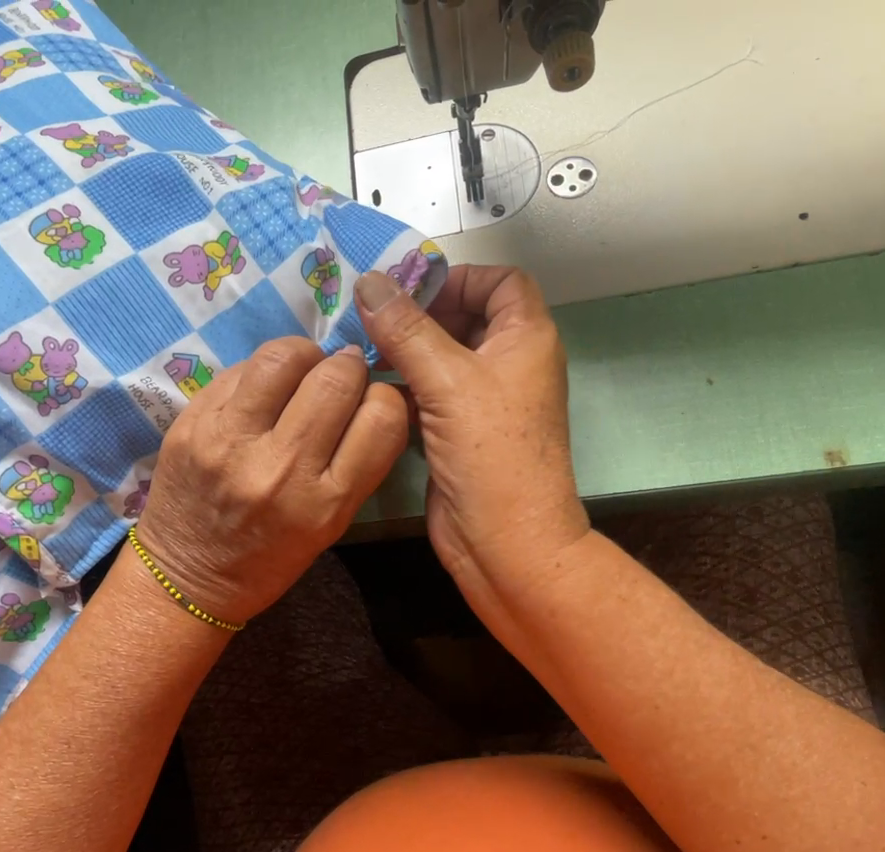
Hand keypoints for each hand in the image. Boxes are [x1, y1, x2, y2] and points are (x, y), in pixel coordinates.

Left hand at [131, 337, 408, 624]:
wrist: (188, 581)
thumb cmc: (270, 560)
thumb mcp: (331, 525)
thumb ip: (358, 462)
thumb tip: (376, 391)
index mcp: (325, 504)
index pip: (382, 417)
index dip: (385, 398)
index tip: (371, 402)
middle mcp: (280, 469)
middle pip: (336, 379)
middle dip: (347, 368)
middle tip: (339, 378)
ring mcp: (229, 442)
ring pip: (283, 357)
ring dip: (303, 356)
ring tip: (300, 373)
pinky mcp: (192, 424)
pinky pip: (239, 370)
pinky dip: (260, 373)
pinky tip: (261, 393)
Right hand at [356, 265, 588, 604]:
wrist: (504, 542)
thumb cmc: (491, 454)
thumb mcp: (448, 381)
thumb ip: (406, 329)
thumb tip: (367, 281)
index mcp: (526, 339)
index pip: (500, 281)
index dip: (459, 277)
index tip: (409, 290)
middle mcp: (508, 364)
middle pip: (465, 317)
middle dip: (419, 314)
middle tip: (369, 318)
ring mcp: (483, 402)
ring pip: (442, 358)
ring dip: (404, 351)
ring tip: (358, 349)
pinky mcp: (459, 434)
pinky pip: (429, 395)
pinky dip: (402, 386)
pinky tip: (366, 388)